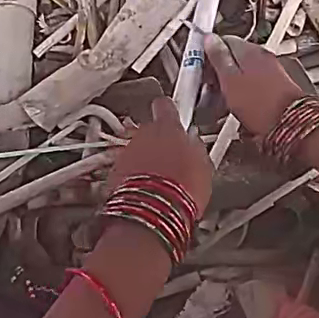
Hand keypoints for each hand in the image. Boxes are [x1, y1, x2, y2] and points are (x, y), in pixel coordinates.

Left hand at [105, 97, 212, 213]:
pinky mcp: (114, 173)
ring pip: (138, 151)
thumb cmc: (181, 188)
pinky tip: (150, 190)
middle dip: (159, 143)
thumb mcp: (203, 165)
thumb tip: (195, 145)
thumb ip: (196, 147)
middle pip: (149, 131)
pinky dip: (136, 176)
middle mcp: (143, 136)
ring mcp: (126, 153)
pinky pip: (127, 169)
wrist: (154, 211)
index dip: (170, 110)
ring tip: (163, 181)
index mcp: (167, 128)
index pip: (166, 106)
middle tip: (174, 161)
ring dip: (147, 161)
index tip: (174, 114)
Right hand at [206, 34, 303, 135]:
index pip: (223, 40)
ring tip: (222, 101)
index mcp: (250, 51)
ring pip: (242, 72)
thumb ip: (219, 58)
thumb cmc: (261, 105)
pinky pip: (252, 85)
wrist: (290, 125)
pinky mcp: (275, 88)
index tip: (200, 68)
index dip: (208, 54)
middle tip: (210, 87)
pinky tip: (238, 107)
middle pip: (233, 57)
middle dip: (218, 72)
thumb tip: (210, 39)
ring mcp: (271, 72)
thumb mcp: (231, 80)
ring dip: (229, 84)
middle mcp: (263, 57)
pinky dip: (242, 93)